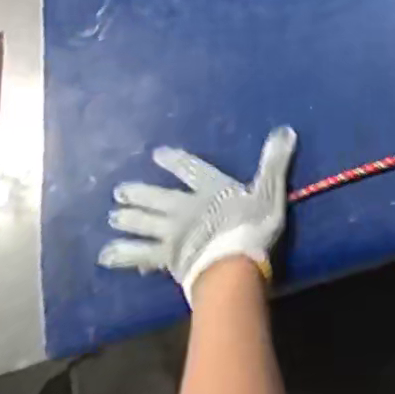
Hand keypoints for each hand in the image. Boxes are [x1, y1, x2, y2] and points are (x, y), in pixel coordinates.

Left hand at [98, 127, 295, 302]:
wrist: (232, 263)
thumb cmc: (253, 226)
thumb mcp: (268, 190)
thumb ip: (274, 163)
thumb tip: (285, 130)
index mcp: (211, 189)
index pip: (190, 169)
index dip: (174, 162)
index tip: (157, 155)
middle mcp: (185, 208)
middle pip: (157, 198)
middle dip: (139, 194)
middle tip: (119, 192)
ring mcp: (172, 234)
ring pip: (145, 224)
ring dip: (129, 221)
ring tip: (113, 218)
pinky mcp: (166, 258)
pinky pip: (141, 255)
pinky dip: (125, 256)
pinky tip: (109, 257)